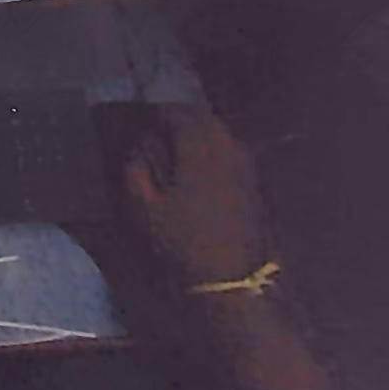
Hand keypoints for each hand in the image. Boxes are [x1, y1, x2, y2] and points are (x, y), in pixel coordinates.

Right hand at [121, 107, 271, 288]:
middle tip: (159, 121)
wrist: (230, 278)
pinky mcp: (253, 185)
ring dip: (201, 129)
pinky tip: (200, 158)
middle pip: (207, 120)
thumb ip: (134, 172)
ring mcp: (245, 170)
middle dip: (182, 116)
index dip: (161, 111)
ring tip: (178, 137)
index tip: (142, 114)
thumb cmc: (180, 241)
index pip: (182, 117)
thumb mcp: (142, 209)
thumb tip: (136, 151)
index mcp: (199, 155)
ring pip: (224, 134)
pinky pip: (234, 150)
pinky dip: (215, 145)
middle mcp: (227, 155)